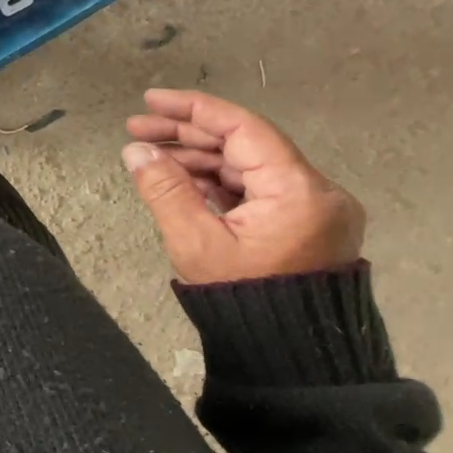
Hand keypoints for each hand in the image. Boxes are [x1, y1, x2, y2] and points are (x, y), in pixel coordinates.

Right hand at [122, 89, 365, 283]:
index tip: (152, 100)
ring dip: (198, 158)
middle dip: (188, 134)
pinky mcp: (303, 223)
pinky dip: (216, 180)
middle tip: (136, 128)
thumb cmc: (241, 293)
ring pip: (248, 166)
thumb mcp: (194, 240)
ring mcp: (313, 208)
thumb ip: (165, 188)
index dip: (194, 110)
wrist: (291, 352)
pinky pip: (256, 188)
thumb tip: (136, 149)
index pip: (244, 130)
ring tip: (148, 155)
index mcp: (298, 190)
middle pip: (245, 145)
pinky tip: (178, 177)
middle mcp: (316, 191)